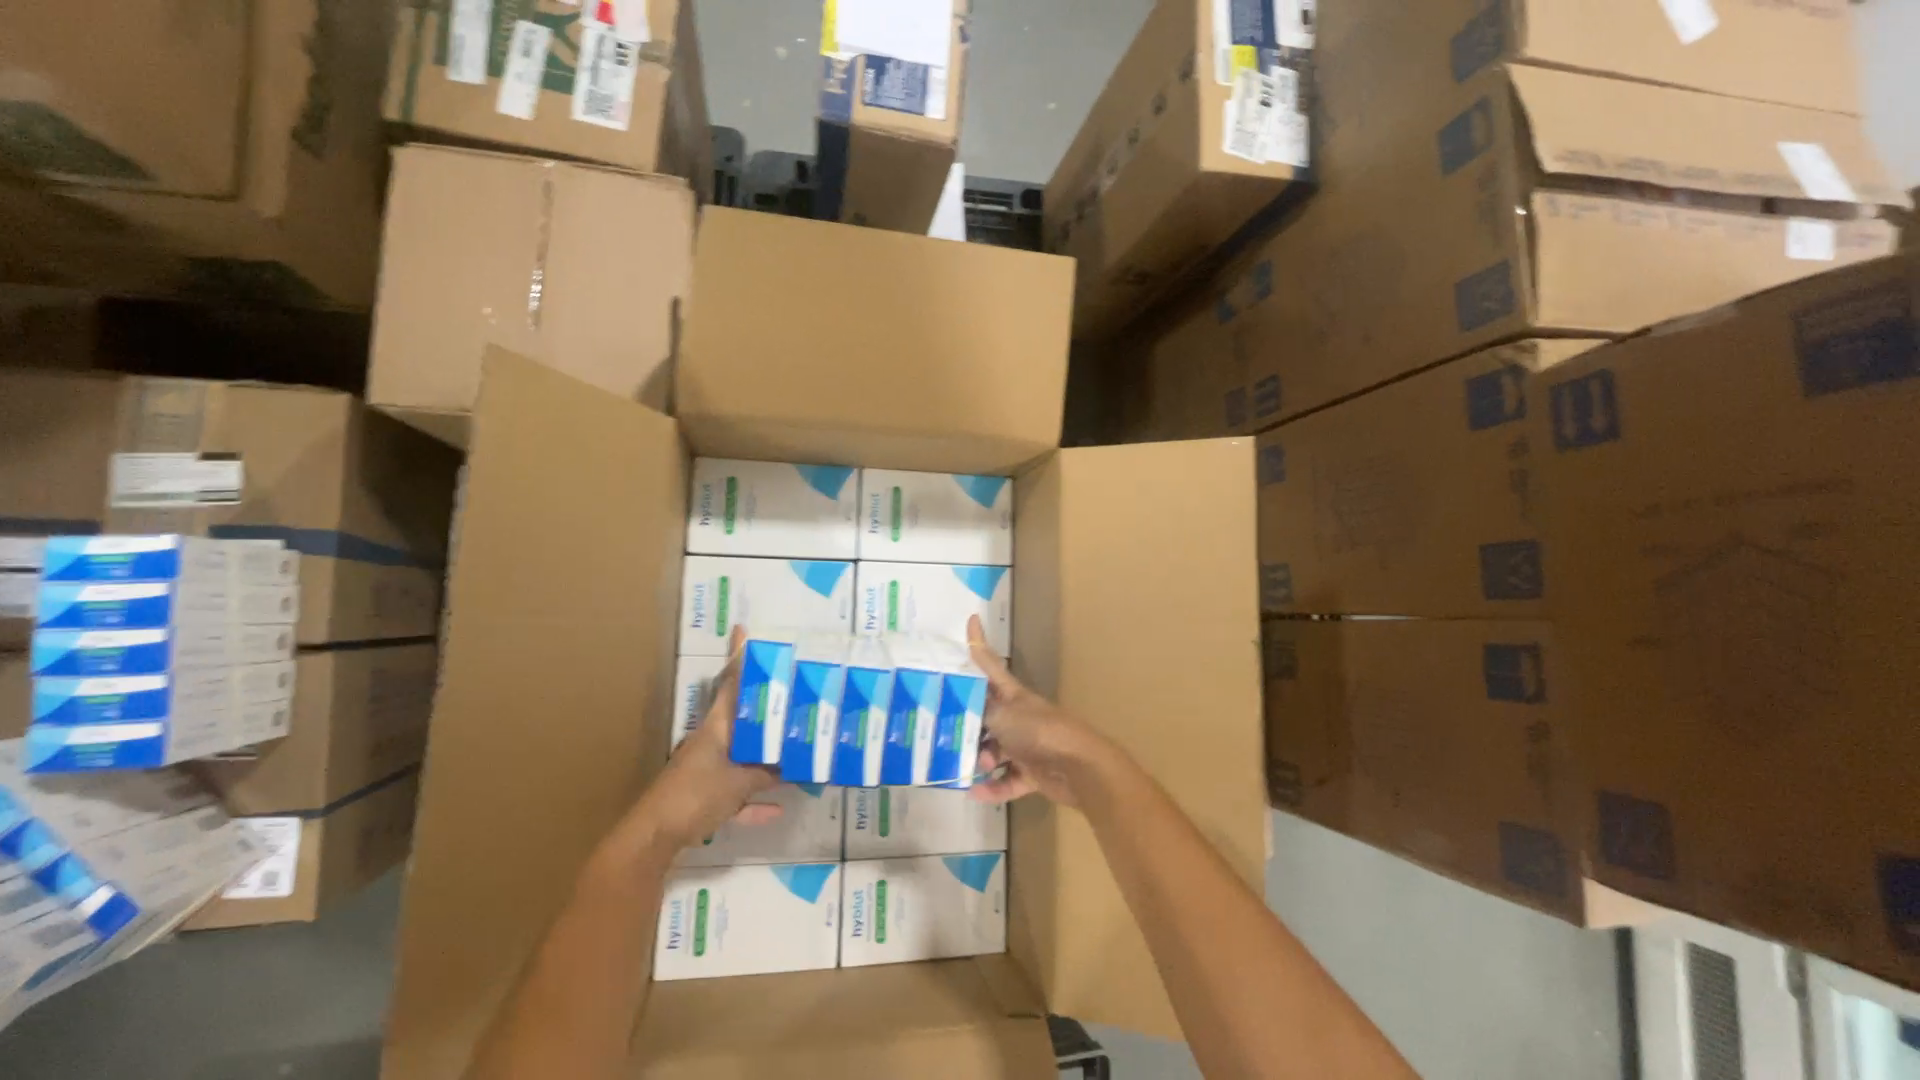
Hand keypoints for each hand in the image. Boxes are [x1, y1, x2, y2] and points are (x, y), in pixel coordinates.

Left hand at [632, 626, 782, 848]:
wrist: (653, 838)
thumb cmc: (694, 797)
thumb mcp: (738, 783)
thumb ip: (767, 773)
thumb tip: (794, 765)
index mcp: (715, 729)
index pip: (730, 684)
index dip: (737, 657)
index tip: (743, 630)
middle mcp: (710, 743)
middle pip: (742, 720)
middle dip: (766, 712)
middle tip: (796, 700)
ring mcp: (705, 771)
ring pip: (741, 757)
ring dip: (765, 759)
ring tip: (796, 755)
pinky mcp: (703, 798)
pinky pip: (736, 793)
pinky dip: (753, 800)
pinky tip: (777, 808)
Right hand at [965, 614, 1114, 807]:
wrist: (1079, 766)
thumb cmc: (1040, 732)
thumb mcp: (1003, 716)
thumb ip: (980, 713)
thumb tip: (965, 718)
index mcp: (1013, 696)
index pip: (991, 665)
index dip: (979, 644)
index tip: (971, 619)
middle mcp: (1019, 718)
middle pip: (986, 716)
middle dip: (965, 723)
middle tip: (940, 730)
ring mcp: (1027, 746)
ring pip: (995, 751)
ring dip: (978, 760)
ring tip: (962, 767)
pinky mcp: (1033, 773)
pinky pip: (1007, 781)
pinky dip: (992, 788)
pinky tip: (974, 793)